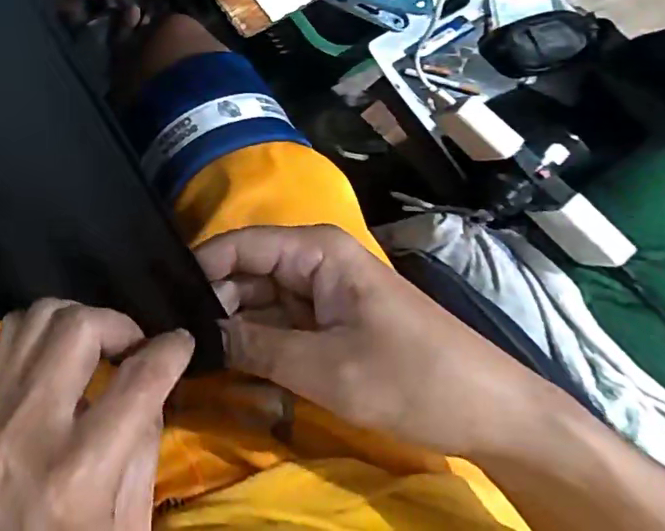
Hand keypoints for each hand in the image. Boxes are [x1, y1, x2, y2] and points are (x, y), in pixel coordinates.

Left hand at [0, 300, 194, 530]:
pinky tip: (61, 350)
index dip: (169, 353)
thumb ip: (141, 449)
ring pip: (39, 317)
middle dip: (118, 324)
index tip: (181, 342)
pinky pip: (10, 333)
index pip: (136, 384)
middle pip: (78, 328)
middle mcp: (33, 426)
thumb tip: (151, 384)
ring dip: (78, 317)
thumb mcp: (127, 527)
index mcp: (79, 473)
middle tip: (136, 347)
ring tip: (99, 344)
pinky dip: (42, 328)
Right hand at [195, 225, 562, 460]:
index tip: (163, 302)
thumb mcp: (325, 369)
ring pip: (261, 300)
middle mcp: (314, 259)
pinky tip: (233, 365)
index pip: (237, 246)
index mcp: (314, 249)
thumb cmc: (412, 379)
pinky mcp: (333, 319)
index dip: (199, 270)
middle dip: (214, 303)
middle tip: (177, 339)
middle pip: (246, 272)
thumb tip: (196, 337)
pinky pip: (282, 322)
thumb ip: (254, 348)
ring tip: (195, 355)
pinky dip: (260, 342)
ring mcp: (324, 290)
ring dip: (235, 327)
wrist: (500, 418)